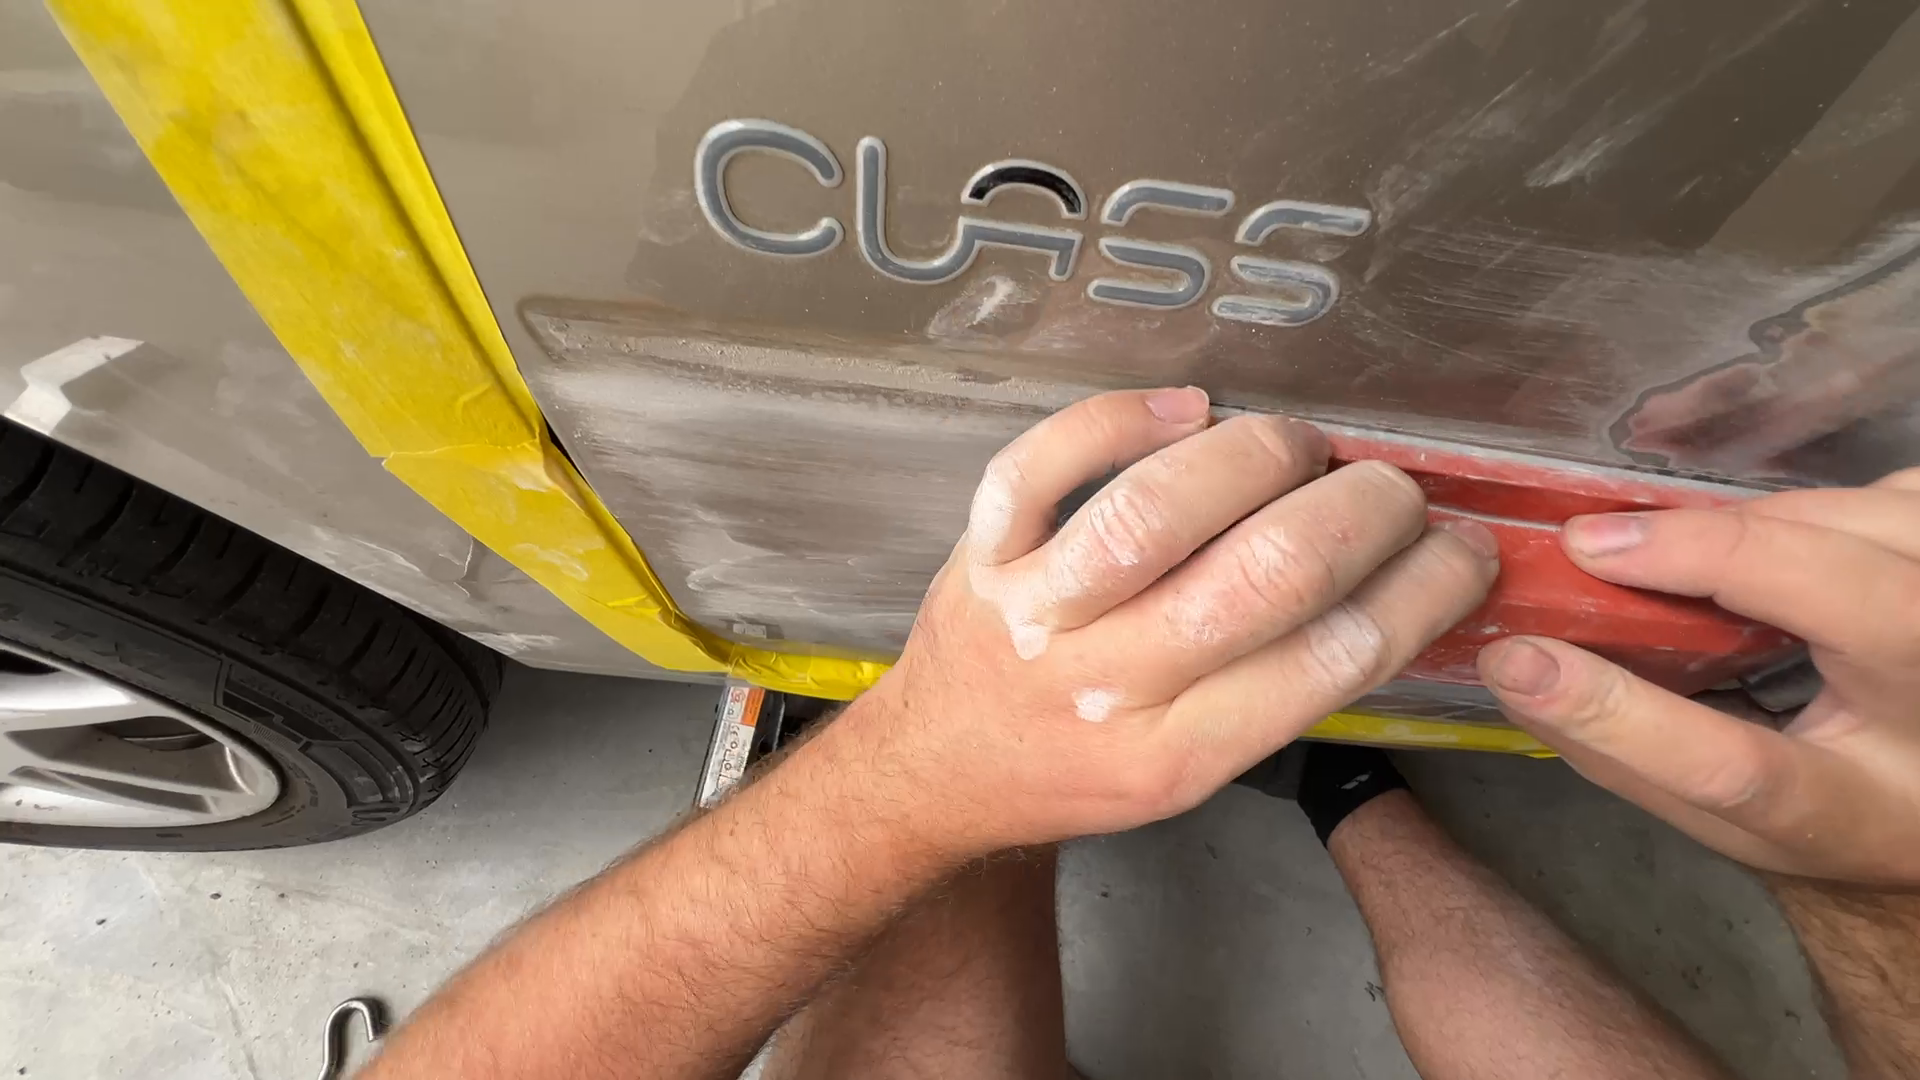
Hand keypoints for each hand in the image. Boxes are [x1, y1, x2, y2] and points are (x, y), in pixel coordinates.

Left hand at [849, 387, 1499, 855]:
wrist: (941, 767)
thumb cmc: (1069, 770)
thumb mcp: (1181, 773)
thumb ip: (1271, 691)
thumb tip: (1381, 584)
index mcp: (1179, 754)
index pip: (1330, 658)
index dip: (1418, 588)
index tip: (1455, 545)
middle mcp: (1107, 685)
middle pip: (1260, 575)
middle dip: (1357, 512)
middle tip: (1386, 487)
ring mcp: (1033, 612)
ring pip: (1155, 513)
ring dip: (1252, 458)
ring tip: (1295, 445)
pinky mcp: (981, 557)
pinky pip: (1037, 469)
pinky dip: (1114, 420)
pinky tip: (1182, 408)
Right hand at [1477, 469, 1919, 885]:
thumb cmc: (1812, 798)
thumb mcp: (1706, 805)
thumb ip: (1609, 739)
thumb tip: (1510, 660)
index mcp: (1849, 815)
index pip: (1742, 773)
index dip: (1624, 715)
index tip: (1519, 657)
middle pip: (1883, 617)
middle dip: (1727, 555)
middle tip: (1594, 543)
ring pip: (1894, 530)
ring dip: (1757, 521)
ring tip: (1675, 542)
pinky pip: (1907, 495)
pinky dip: (1821, 500)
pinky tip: (1769, 534)